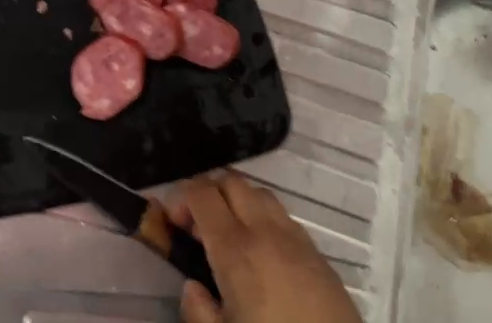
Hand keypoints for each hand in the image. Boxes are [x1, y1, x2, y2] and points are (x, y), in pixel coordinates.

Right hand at [170, 173, 363, 322]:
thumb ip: (197, 311)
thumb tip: (192, 287)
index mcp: (234, 248)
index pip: (201, 192)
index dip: (180, 198)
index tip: (174, 224)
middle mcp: (264, 231)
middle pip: (230, 181)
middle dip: (208, 194)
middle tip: (199, 229)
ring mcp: (295, 238)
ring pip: (259, 193)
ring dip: (237, 203)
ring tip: (231, 237)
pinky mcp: (318, 254)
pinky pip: (283, 217)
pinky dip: (264, 220)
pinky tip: (263, 256)